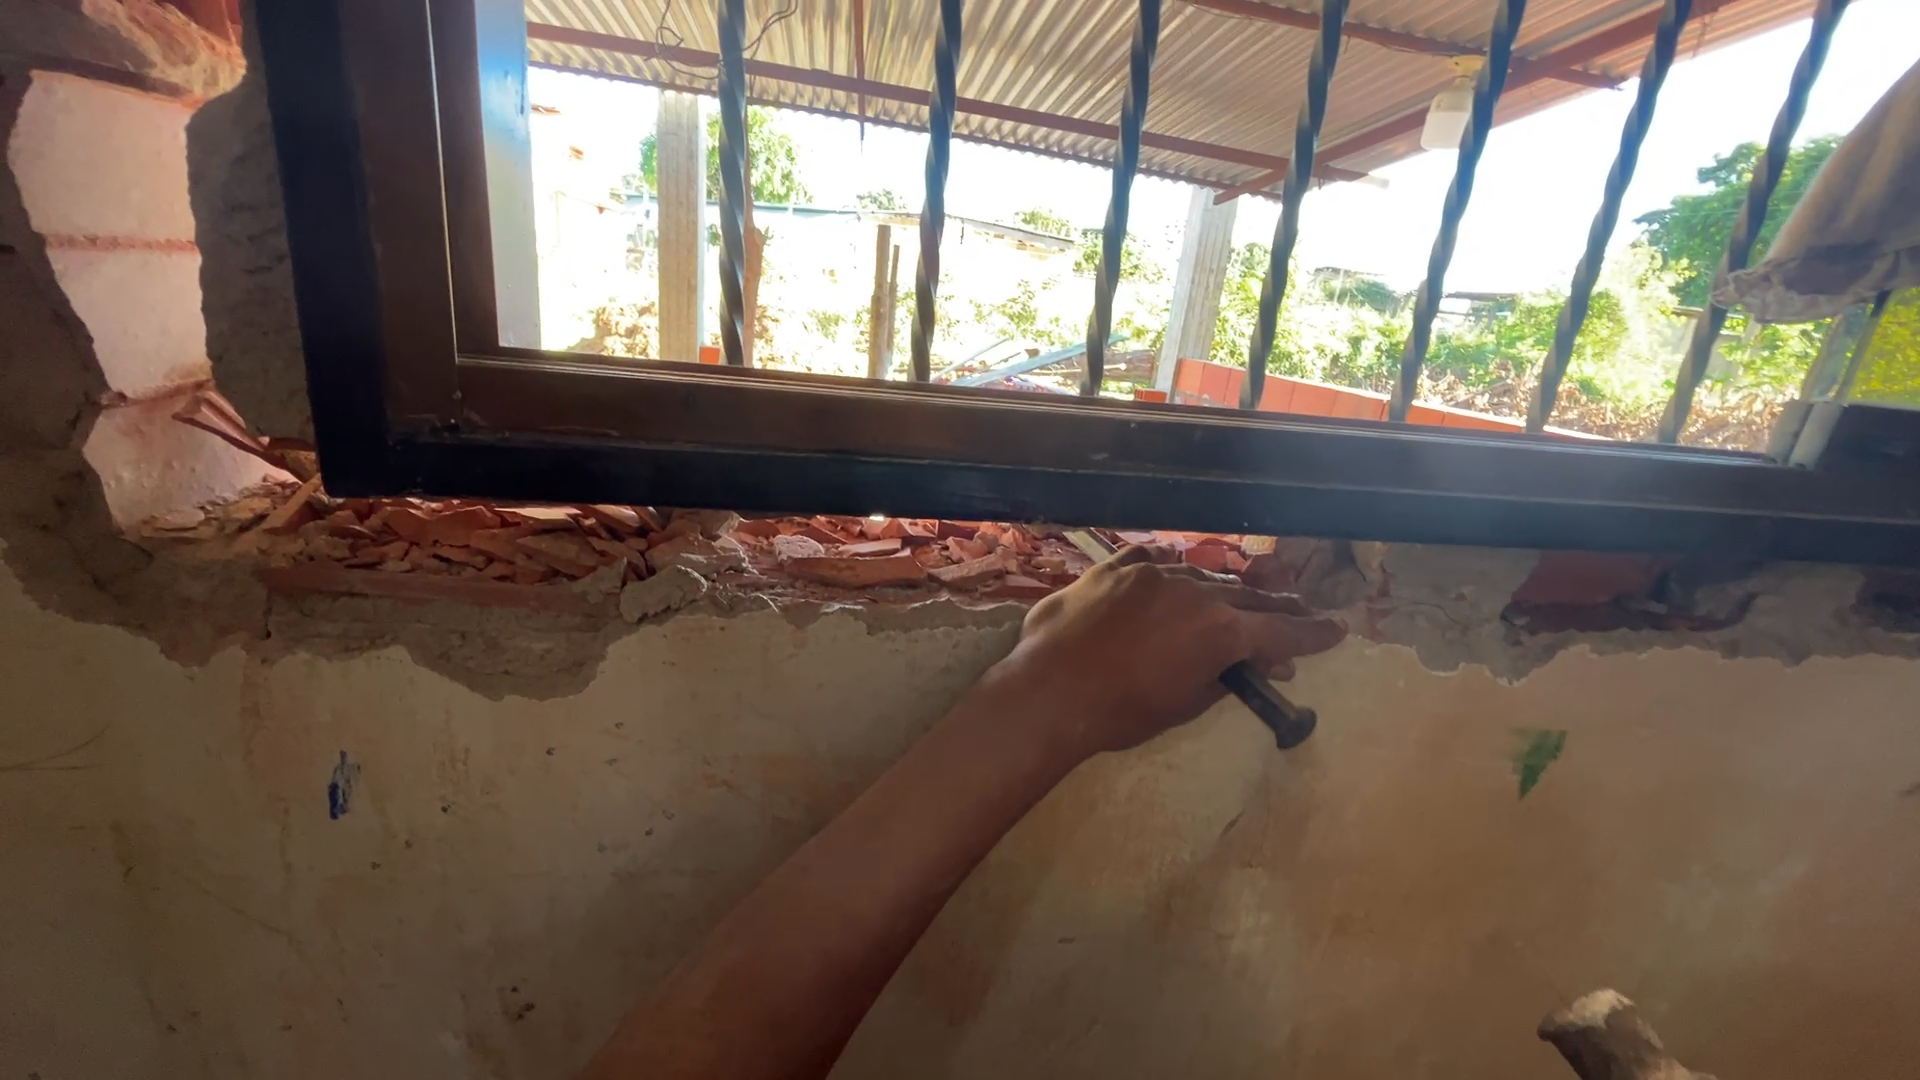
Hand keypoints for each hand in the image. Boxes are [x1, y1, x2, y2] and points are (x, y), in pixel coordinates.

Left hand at [987, 546, 1345, 760]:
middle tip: (1297, 611)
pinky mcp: (1116, 568)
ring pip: (1202, 577)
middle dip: (1276, 607)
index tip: (1336, 630)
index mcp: (1220, 630)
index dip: (1312, 634)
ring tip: (1236, 597)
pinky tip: (1178, 573)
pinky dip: (1172, 570)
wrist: (1052, 689)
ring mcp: (1153, 573)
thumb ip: (1225, 678)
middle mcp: (1195, 592)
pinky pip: (1154, 561)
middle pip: (1247, 597)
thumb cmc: (1122, 711)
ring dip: (1222, 590)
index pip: (1281, 630)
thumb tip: (1253, 666)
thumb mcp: (1186, 705)